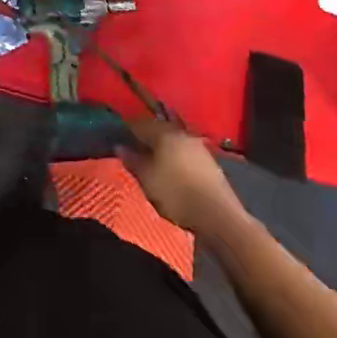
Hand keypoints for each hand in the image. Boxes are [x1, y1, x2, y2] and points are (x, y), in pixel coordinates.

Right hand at [118, 118, 243, 235]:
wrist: (217, 213)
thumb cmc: (176, 193)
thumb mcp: (148, 179)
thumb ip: (133, 160)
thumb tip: (120, 146)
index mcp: (164, 133)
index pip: (140, 124)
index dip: (127, 130)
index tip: (119, 139)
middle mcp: (181, 133)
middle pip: (158, 130)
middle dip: (146, 138)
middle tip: (134, 150)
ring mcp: (197, 145)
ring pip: (173, 140)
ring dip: (162, 147)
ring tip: (152, 161)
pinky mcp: (208, 160)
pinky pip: (184, 151)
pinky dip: (175, 156)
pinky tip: (172, 169)